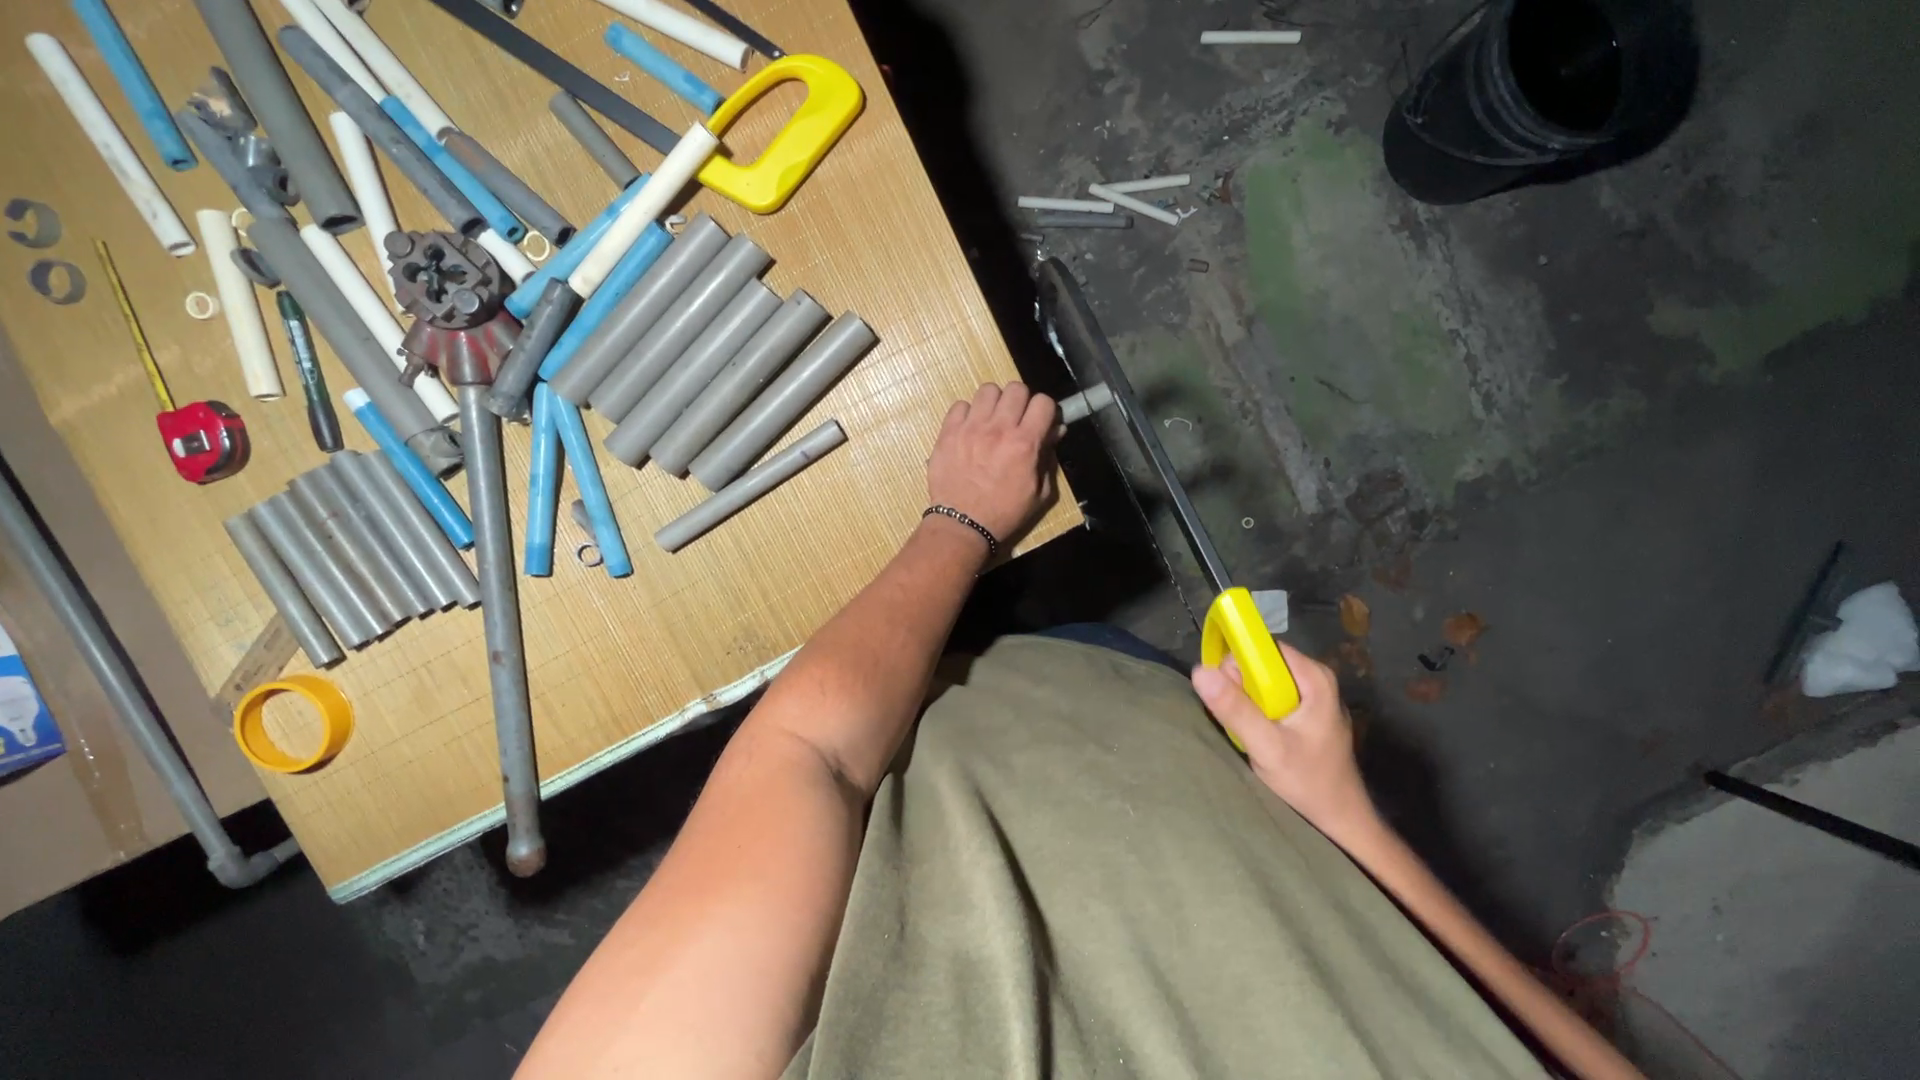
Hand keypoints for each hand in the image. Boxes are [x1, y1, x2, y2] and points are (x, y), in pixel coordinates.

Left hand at [926, 382, 1057, 543]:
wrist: (963, 525)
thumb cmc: (1005, 513)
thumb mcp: (1040, 493)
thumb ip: (1049, 458)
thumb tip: (1055, 431)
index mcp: (1025, 443)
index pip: (1044, 402)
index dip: (1045, 410)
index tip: (1040, 422)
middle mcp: (999, 429)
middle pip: (1016, 388)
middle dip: (1021, 402)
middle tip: (1016, 420)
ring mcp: (971, 428)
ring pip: (987, 390)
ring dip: (994, 402)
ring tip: (991, 420)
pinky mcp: (948, 432)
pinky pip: (960, 405)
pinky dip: (967, 413)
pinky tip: (970, 430)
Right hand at [1191, 644, 1377, 841]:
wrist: (1339, 820)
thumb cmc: (1308, 782)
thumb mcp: (1266, 747)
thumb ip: (1235, 709)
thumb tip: (1199, 671)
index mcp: (1314, 677)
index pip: (1262, 649)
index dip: (1238, 665)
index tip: (1225, 695)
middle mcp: (1315, 679)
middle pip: (1261, 664)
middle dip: (1241, 688)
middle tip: (1240, 722)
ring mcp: (1311, 695)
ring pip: (1262, 682)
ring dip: (1246, 703)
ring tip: (1249, 733)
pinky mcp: (1305, 712)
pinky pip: (1269, 697)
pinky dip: (1257, 712)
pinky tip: (1258, 737)